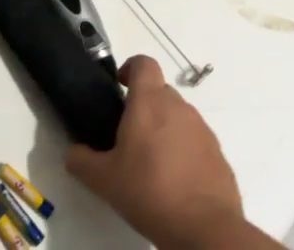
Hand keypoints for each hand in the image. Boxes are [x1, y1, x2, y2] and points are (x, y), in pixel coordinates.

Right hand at [65, 56, 244, 248]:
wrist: (206, 231)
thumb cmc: (149, 192)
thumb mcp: (102, 180)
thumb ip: (81, 160)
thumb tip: (73, 152)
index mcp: (150, 102)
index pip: (143, 63)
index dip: (130, 69)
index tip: (119, 88)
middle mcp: (180, 108)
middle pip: (160, 91)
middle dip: (144, 105)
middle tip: (127, 134)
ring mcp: (204, 131)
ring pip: (179, 117)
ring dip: (165, 128)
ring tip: (151, 162)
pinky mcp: (220, 156)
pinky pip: (196, 142)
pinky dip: (184, 151)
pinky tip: (174, 181)